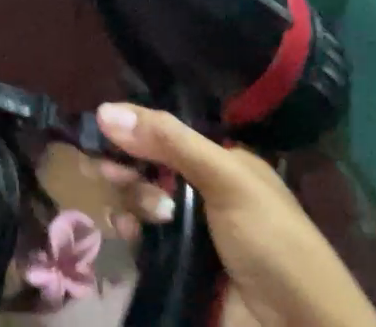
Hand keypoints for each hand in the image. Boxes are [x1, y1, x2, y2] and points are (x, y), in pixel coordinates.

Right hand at [94, 104, 375, 326]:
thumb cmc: (272, 241)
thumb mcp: (227, 180)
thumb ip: (169, 142)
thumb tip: (104, 110)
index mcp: (222, 162)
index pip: (168, 133)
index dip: (136, 128)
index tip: (103, 127)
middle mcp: (202, 191)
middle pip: (148, 165)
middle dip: (127, 165)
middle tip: (111, 171)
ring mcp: (188, 230)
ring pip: (139, 200)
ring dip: (133, 200)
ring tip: (150, 216)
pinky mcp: (174, 265)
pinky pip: (139, 238)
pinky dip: (130, 232)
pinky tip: (130, 235)